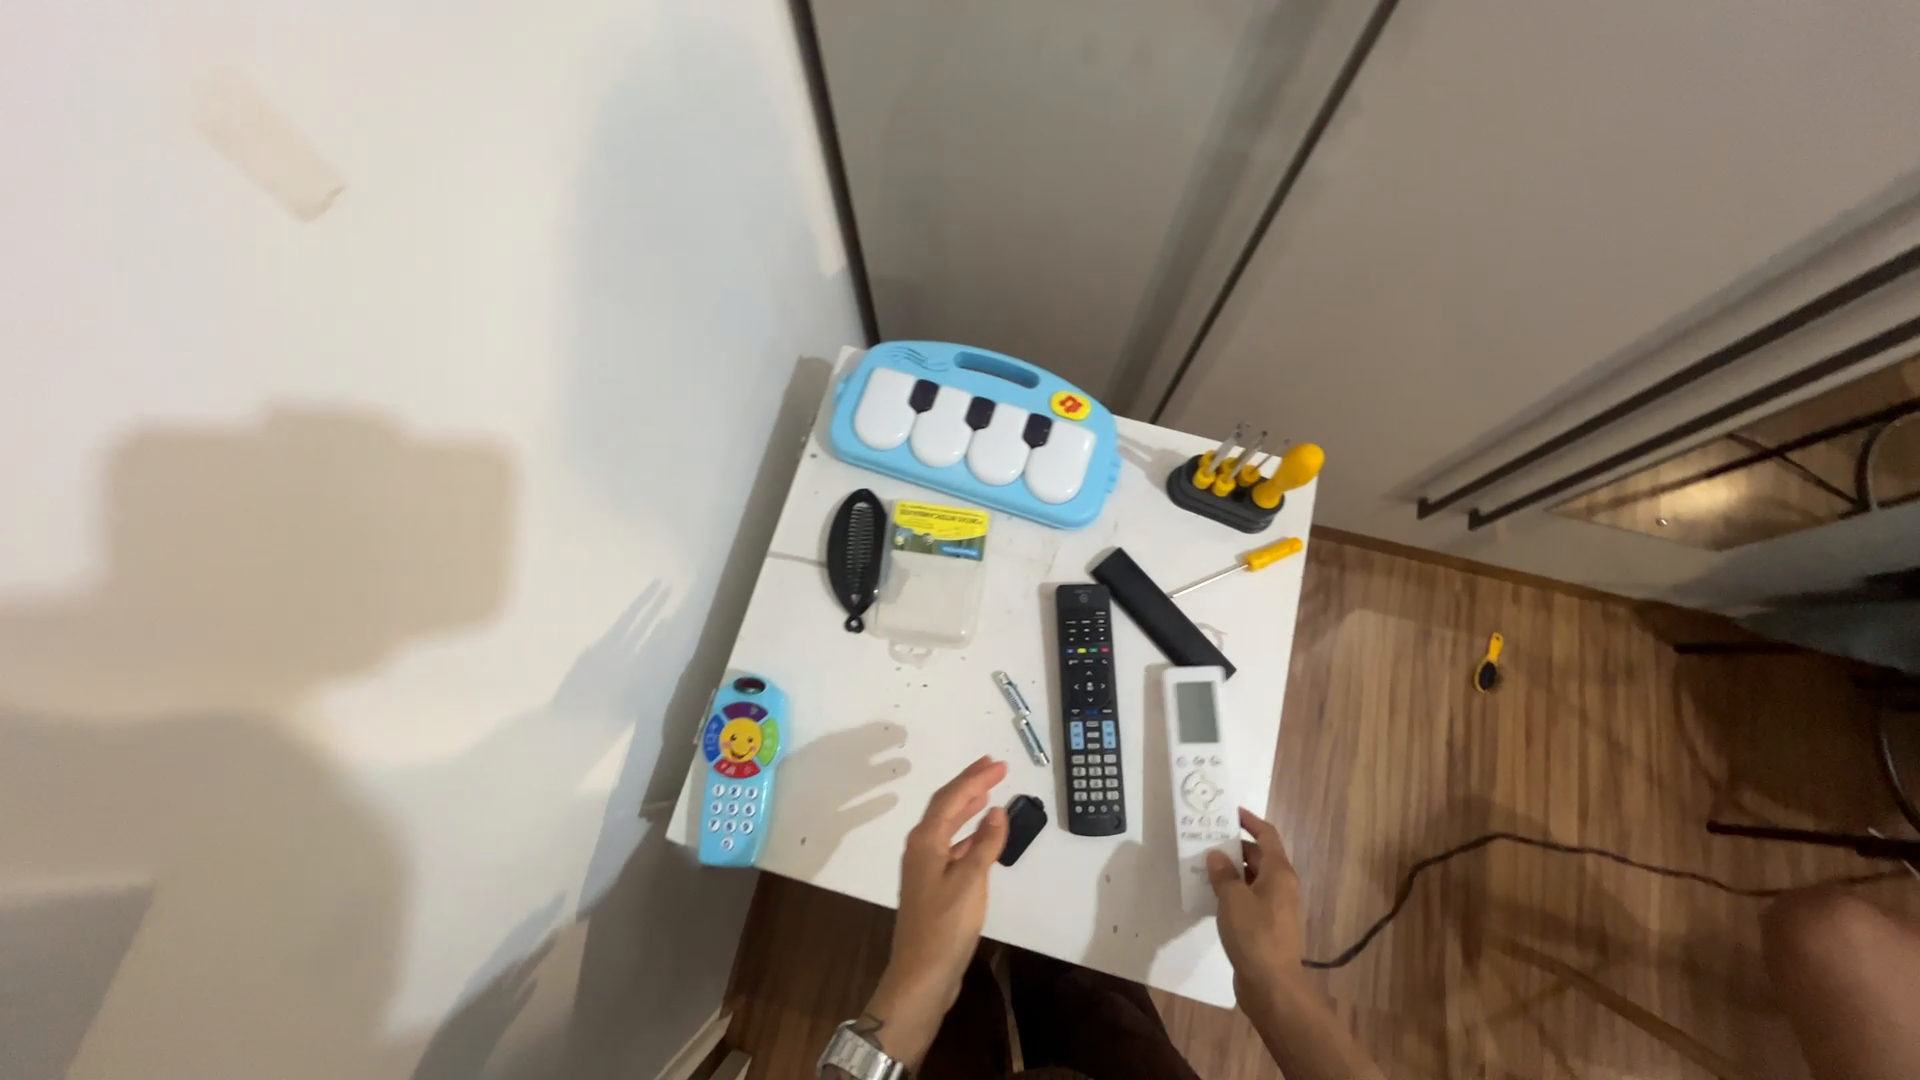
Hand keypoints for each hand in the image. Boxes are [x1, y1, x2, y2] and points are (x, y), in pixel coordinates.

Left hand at [859, 756, 1008, 1066]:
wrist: (921, 976)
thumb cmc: (945, 926)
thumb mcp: (971, 882)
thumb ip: (985, 844)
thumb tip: (996, 809)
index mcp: (925, 841)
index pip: (951, 797)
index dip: (975, 778)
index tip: (999, 763)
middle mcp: (920, 847)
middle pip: (945, 806)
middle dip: (969, 785)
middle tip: (994, 768)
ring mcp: (924, 866)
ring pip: (947, 824)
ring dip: (967, 806)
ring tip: (987, 792)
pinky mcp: (932, 884)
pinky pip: (950, 843)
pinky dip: (967, 833)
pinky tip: (980, 835)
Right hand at [1208, 806, 1305, 997]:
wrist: (1272, 986)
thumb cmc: (1254, 934)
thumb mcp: (1232, 898)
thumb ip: (1223, 873)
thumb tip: (1217, 855)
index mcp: (1279, 873)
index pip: (1267, 836)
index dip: (1251, 821)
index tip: (1231, 812)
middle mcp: (1282, 887)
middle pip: (1259, 856)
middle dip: (1235, 847)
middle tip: (1207, 840)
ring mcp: (1276, 908)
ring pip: (1253, 879)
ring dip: (1231, 871)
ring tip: (1204, 866)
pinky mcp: (1267, 927)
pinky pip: (1249, 899)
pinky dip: (1233, 892)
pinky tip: (1212, 896)